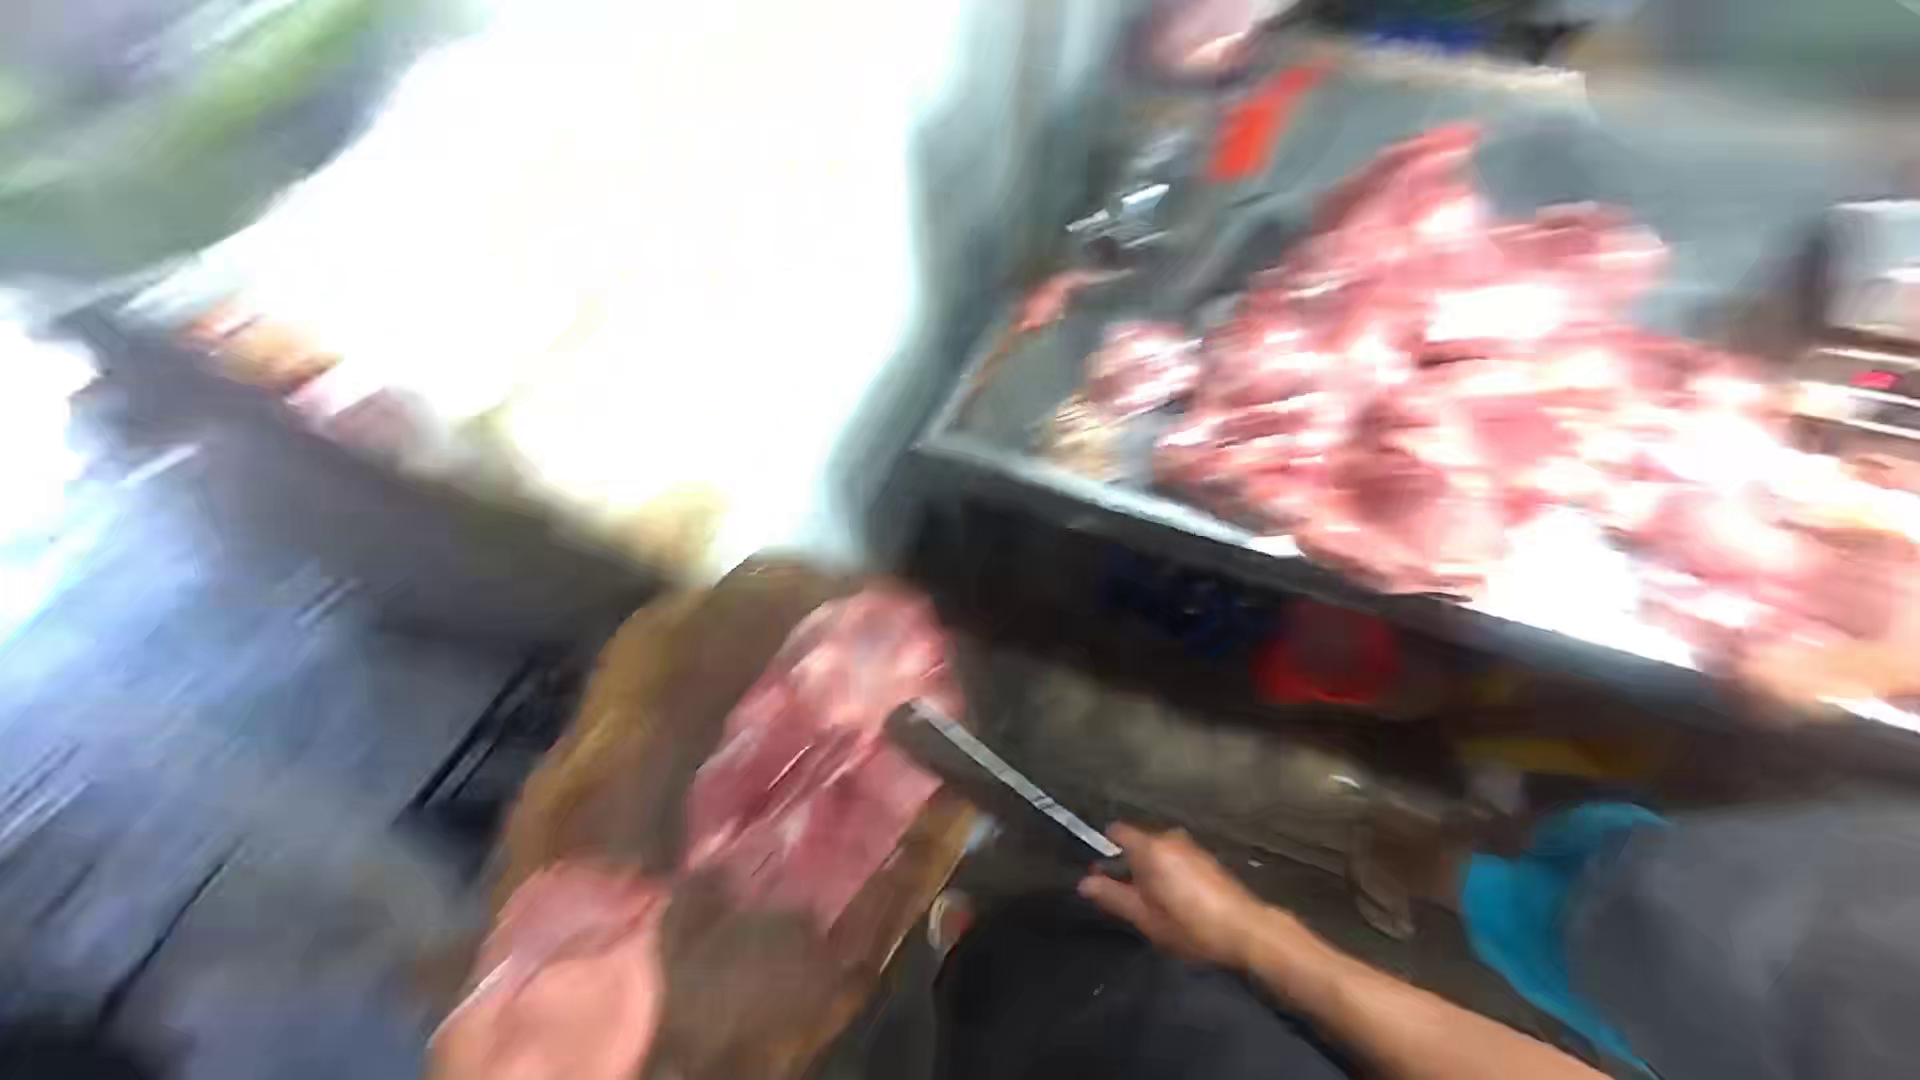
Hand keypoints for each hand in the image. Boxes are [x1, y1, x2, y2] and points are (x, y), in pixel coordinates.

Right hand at [1077, 823, 1282, 970]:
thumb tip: (1084, 883)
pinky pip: (1174, 856)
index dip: (1104, 850)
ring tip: (1154, 902)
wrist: (1248, 931)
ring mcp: (1189, 845)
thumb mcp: (1146, 918)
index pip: (1116, 831)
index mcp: (1149, 847)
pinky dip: (1168, 870)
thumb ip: (1113, 896)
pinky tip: (1176, 899)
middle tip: (1129, 897)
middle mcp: (1168, 837)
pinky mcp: (1204, 856)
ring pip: (1156, 851)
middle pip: (1136, 842)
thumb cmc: (1191, 926)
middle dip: (1128, 864)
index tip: (1102, 875)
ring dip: (1149, 869)